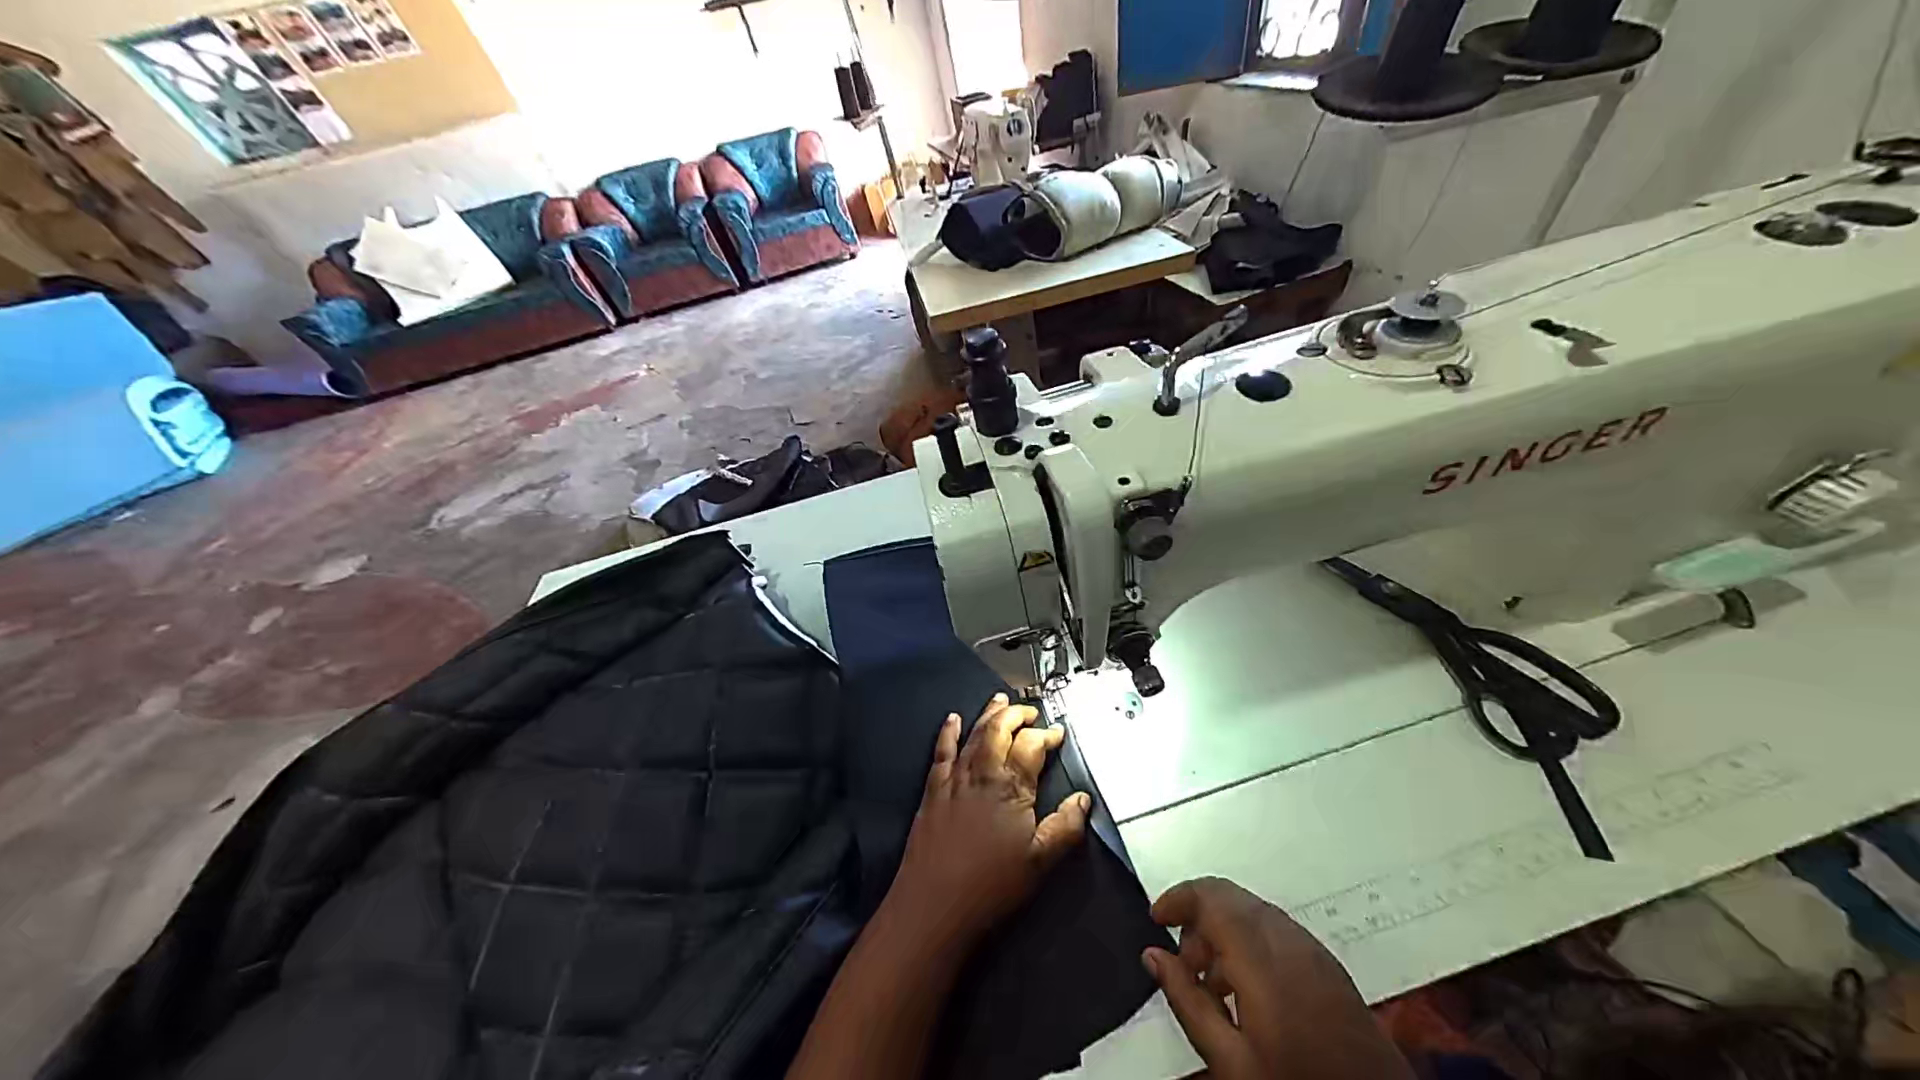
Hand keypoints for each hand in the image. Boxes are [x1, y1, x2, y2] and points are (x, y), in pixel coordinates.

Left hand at [881, 693, 1091, 947]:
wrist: (934, 903)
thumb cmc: (991, 885)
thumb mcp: (1041, 862)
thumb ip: (1065, 826)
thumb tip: (1082, 800)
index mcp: (1011, 785)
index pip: (1032, 745)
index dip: (1047, 735)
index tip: (1058, 735)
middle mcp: (982, 772)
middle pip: (1000, 728)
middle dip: (1017, 714)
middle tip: (1031, 711)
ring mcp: (954, 777)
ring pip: (974, 734)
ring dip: (988, 713)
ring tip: (1000, 699)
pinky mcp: (933, 788)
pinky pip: (942, 750)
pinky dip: (949, 731)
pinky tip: (953, 719)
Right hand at [1143, 878, 1412, 1079]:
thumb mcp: (1230, 1060)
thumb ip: (1187, 1001)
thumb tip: (1154, 956)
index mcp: (1261, 957)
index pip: (1210, 896)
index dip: (1177, 898)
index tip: (1157, 919)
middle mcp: (1289, 940)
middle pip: (1230, 898)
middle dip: (1196, 918)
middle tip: (1182, 964)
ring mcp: (1313, 951)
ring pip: (1253, 912)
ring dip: (1222, 931)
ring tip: (1210, 986)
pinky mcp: (1328, 966)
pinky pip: (1276, 932)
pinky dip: (1248, 942)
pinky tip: (1245, 991)